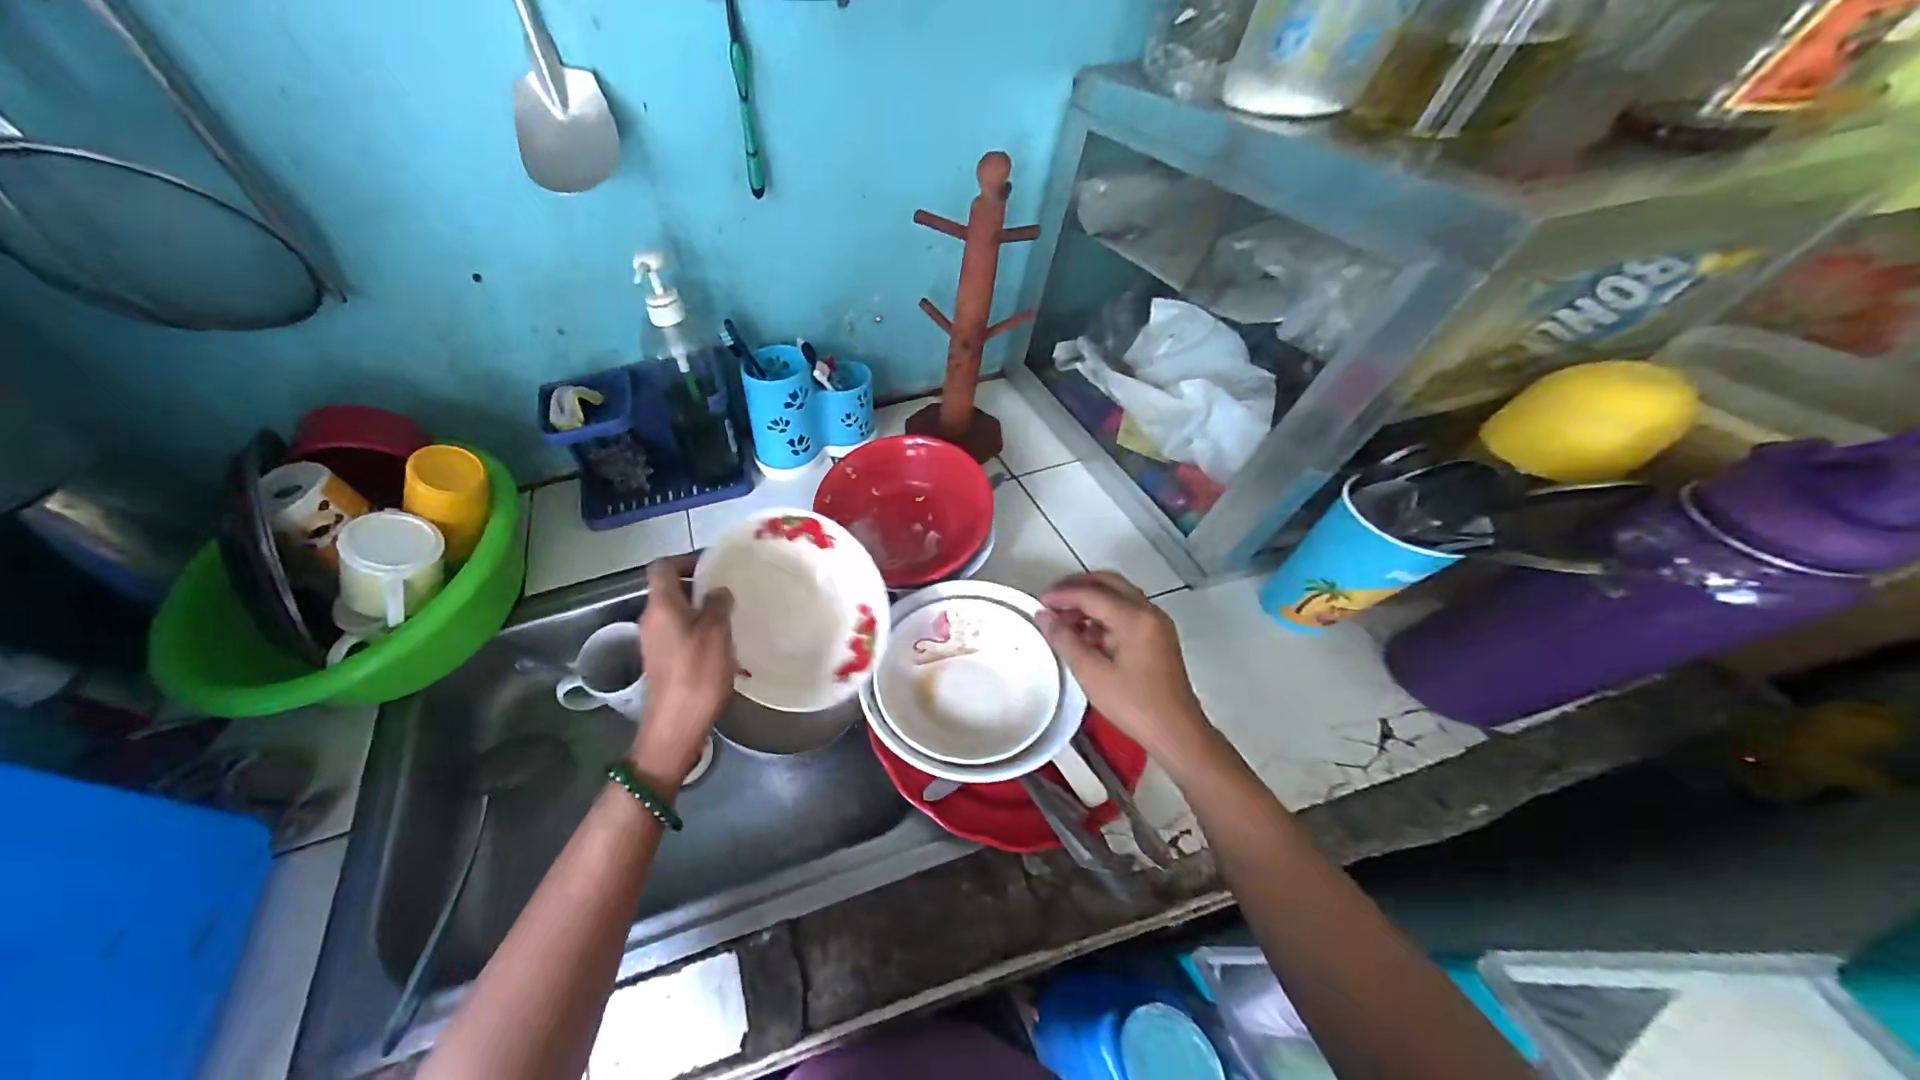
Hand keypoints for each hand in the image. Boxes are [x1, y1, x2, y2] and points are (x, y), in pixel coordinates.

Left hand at [631, 558, 734, 787]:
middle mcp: (651, 620)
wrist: (677, 724)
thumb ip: (718, 604)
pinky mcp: (662, 661)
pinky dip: (698, 629)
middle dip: (698, 585)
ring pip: (676, 612)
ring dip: (700, 609)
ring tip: (730, 615)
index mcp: (661, 606)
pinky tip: (721, 642)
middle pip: (669, 589)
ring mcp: (654, 642)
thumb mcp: (717, 632)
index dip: (685, 559)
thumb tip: (717, 592)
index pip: (662, 567)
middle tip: (728, 590)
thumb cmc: (698, 672)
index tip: (712, 565)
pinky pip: (679, 632)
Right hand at [1039, 572, 1212, 762]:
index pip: (1092, 594)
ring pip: (1119, 595)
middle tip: (1051, 600)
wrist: (1177, 732)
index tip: (1038, 602)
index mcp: (1135, 618)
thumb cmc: (1134, 705)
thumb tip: (1044, 616)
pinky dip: (1104, 614)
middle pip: (1109, 583)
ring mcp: (1156, 623)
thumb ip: (1065, 640)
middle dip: (1077, 587)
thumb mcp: (1092, 675)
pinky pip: (1127, 611)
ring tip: (1063, 619)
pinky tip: (1085, 633)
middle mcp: (1149, 611)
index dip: (1062, 595)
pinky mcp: (1158, 636)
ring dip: (1091, 600)